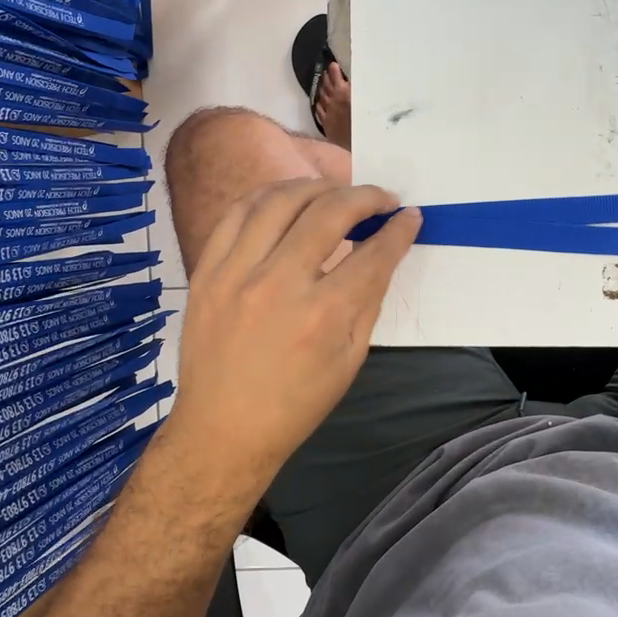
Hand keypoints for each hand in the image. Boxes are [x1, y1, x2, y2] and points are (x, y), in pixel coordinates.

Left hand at [165, 180, 420, 493]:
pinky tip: (290, 200)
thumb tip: (387, 251)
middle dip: (366, 197)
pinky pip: (238, 213)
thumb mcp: (350, 357)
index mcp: (323, 314)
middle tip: (381, 200)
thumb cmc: (298, 402)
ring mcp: (237, 273)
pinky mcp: (208, 272)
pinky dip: (270, 197)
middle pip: (330, 212)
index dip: (399, 229)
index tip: (409, 216)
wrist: (224, 429)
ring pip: (281, 200)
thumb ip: (369, 298)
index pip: (373, 252)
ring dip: (318, 187)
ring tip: (338, 193)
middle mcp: (279, 284)